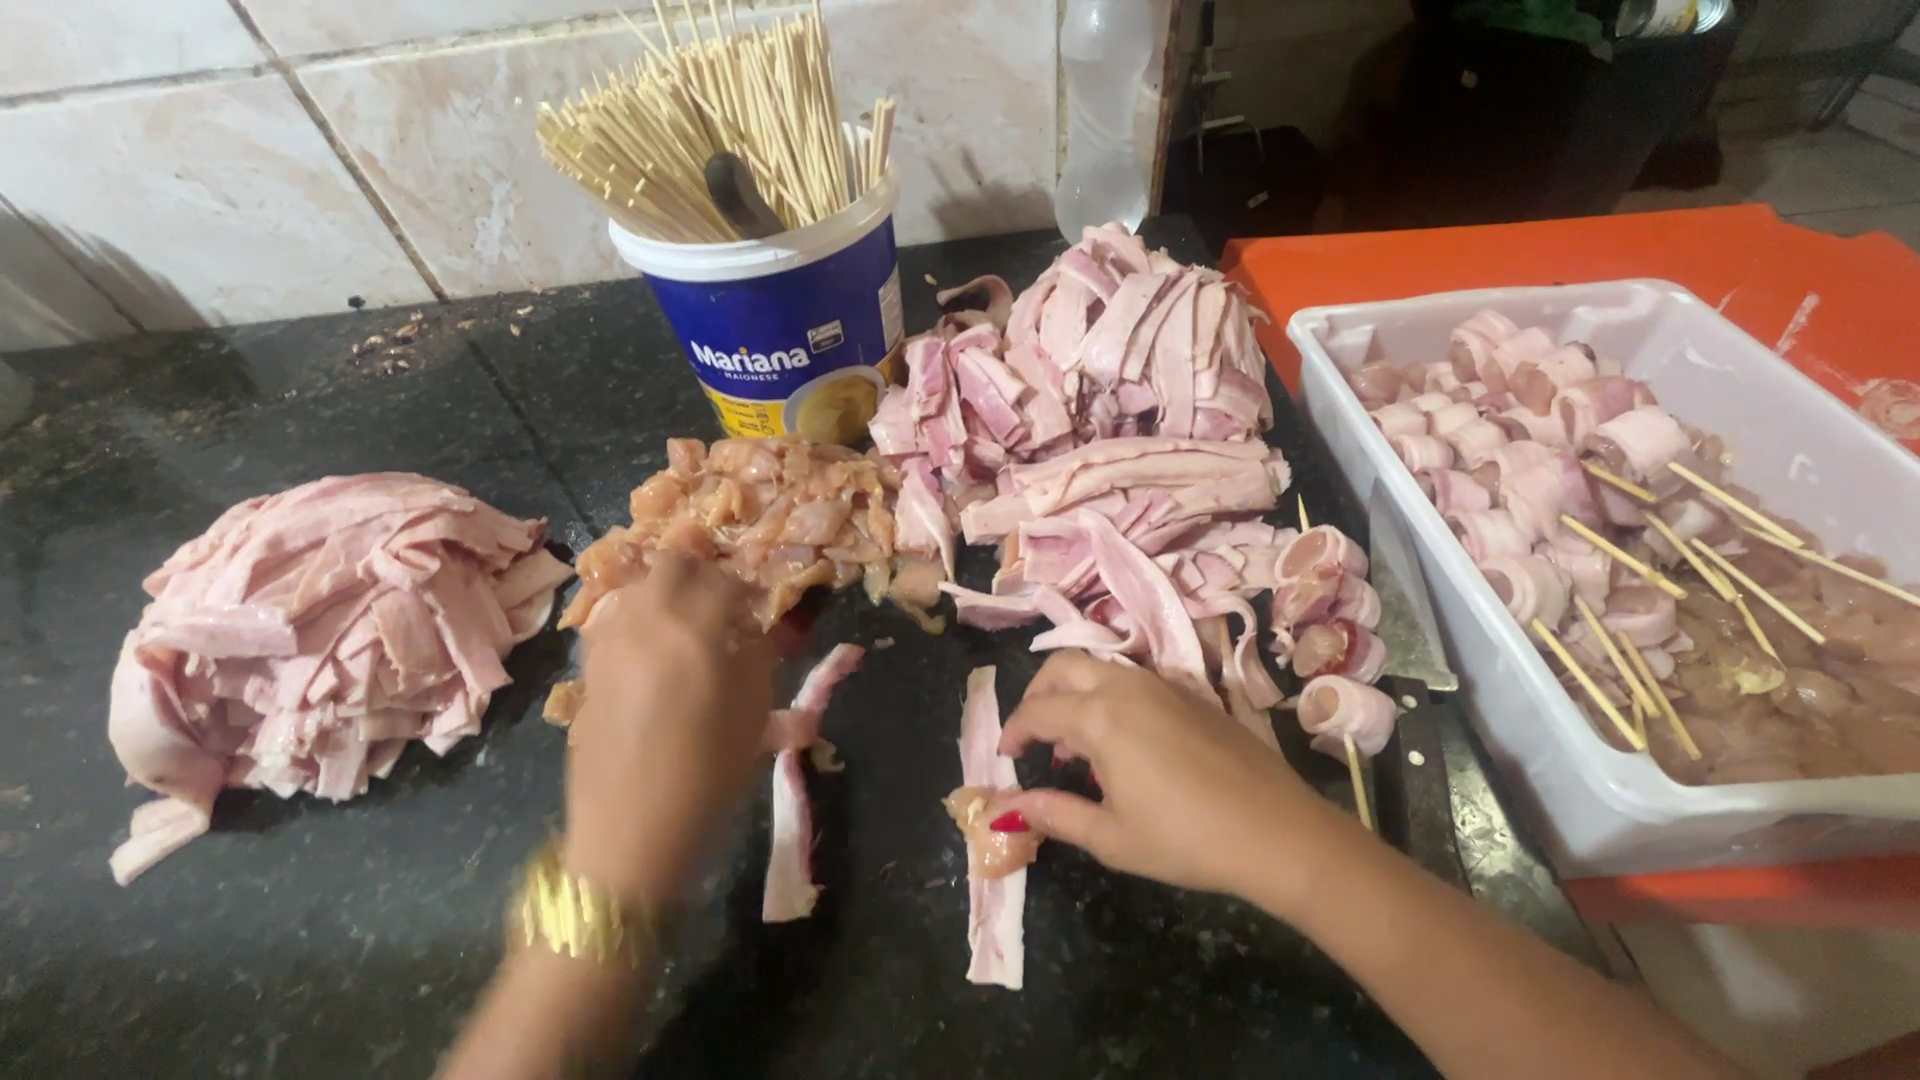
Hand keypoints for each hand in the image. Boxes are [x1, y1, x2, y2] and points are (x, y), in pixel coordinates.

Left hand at [562, 554, 774, 903]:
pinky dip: (635, 612)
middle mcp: (647, 621)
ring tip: (685, 614)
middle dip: (700, 566)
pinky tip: (650, 637)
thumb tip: (756, 623)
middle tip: (720, 592)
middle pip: (671, 562)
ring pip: (636, 583)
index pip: (724, 579)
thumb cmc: (708, 773)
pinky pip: (612, 615)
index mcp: (697, 630)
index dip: (745, 586)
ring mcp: (610, 640)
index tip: (757, 603)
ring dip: (665, 586)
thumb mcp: (754, 712)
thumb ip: (759, 654)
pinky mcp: (588, 663)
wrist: (631, 828)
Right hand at [997, 651, 1341, 900]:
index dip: (1014, 730)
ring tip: (1073, 743)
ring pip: (1099, 666)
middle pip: (1063, 666)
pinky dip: (1107, 695)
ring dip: (1073, 692)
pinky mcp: (1190, 693)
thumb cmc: (1187, 839)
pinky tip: (1119, 740)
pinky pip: (1131, 678)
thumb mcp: (1111, 837)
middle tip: (1031, 735)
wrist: (1277, 831)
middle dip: (1037, 693)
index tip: (1005, 756)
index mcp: (1100, 717)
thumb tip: (1008, 807)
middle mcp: (1126, 686)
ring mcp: (1162, 684)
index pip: (1038, 710)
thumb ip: (1055, 814)